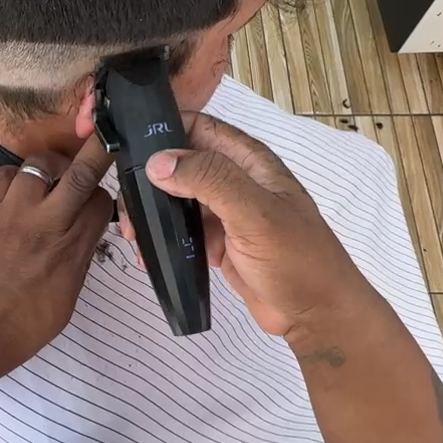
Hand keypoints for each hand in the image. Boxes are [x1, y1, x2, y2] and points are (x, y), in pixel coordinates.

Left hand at [0, 135, 114, 377]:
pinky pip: (0, 175)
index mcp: (72, 252)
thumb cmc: (22, 328)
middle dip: (96, 151)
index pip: (101, 202)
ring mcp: (11, 214)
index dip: (102, 198)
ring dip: (47, 168)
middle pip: (81, 172)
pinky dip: (11, 178)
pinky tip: (12, 193)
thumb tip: (83, 231)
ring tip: (43, 181)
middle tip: (99, 140)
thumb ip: (78, 259)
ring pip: (39, 164)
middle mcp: (46, 225)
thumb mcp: (67, 299)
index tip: (95, 203)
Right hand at [138, 113, 384, 348]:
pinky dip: (162, 239)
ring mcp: (226, 212)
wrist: (315, 315)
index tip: (128, 146)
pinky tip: (146, 254)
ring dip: (152, 212)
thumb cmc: (296, 259)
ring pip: (177, 199)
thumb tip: (158, 162)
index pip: (200, 127)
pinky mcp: (218, 241)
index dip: (165, 128)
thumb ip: (210, 181)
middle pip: (181, 163)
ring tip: (132, 234)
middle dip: (149, 179)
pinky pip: (182, 231)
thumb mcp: (254, 214)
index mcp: (249, 161)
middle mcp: (235, 180)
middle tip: (128, 206)